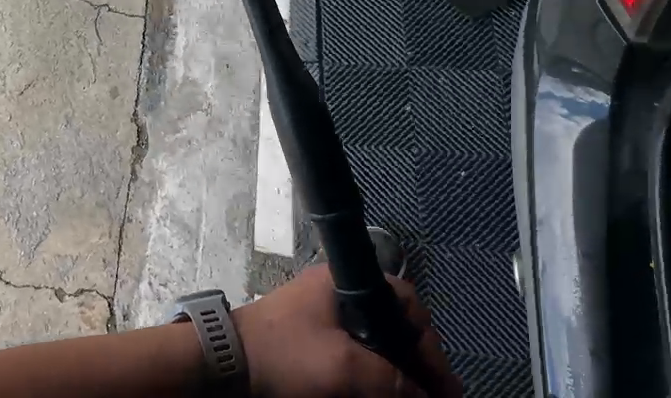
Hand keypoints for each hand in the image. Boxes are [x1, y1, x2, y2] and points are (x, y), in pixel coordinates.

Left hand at [231, 264, 462, 397]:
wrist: (227, 366)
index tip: (443, 387)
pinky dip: (373, 381)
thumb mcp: (345, 368)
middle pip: (394, 328)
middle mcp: (338, 296)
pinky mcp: (314, 345)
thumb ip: (393, 382)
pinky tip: (383, 397)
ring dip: (396, 378)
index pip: (406, 303)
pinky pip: (356, 360)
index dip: (431, 345)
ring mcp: (325, 320)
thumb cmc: (286, 355)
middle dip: (417, 367)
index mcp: (344, 283)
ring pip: (377, 348)